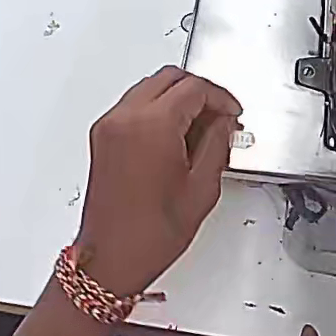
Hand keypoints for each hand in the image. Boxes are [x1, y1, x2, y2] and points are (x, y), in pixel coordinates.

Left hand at [74, 66, 240, 296]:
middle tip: (221, 116)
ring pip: (150, 88)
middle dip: (200, 92)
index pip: (194, 89)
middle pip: (169, 78)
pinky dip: (158, 110)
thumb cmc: (149, 233)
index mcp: (151, 126)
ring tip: (202, 128)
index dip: (221, 98)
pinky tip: (177, 136)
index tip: (232, 113)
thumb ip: (217, 143)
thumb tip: (223, 124)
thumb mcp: (202, 186)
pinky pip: (134, 106)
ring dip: (178, 99)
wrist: (112, 257)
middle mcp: (125, 119)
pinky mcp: (102, 138)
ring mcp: (109, 127)